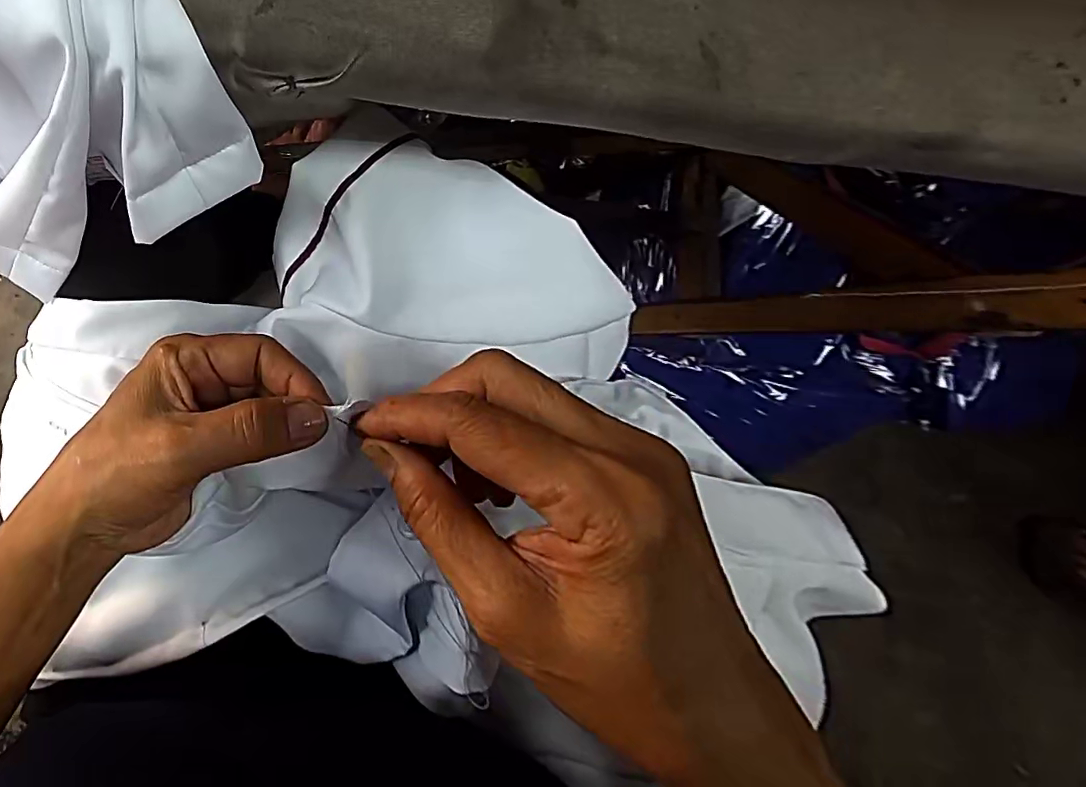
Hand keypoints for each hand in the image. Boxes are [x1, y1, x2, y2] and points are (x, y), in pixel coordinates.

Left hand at [26, 334, 331, 558]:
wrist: (80, 530)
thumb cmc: (107, 476)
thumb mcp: (182, 446)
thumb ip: (249, 429)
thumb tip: (306, 416)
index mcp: (183, 359)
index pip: (256, 354)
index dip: (292, 378)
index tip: (316, 410)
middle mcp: (196, 378)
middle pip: (263, 376)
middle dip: (292, 400)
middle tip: (316, 430)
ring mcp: (204, 411)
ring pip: (263, 404)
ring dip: (285, 422)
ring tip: (306, 443)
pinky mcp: (210, 442)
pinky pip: (255, 431)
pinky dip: (275, 440)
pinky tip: (286, 452)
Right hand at [355, 351, 840, 786]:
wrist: (715, 708)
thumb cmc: (620, 681)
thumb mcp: (506, 611)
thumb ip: (439, 521)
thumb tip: (391, 456)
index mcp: (603, 495)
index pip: (483, 422)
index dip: (413, 416)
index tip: (370, 426)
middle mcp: (628, 449)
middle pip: (505, 377)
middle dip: (440, 401)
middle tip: (404, 446)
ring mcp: (639, 443)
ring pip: (526, 387)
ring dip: (472, 414)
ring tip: (449, 476)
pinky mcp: (639, 449)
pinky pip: (552, 411)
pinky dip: (505, 429)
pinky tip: (492, 481)